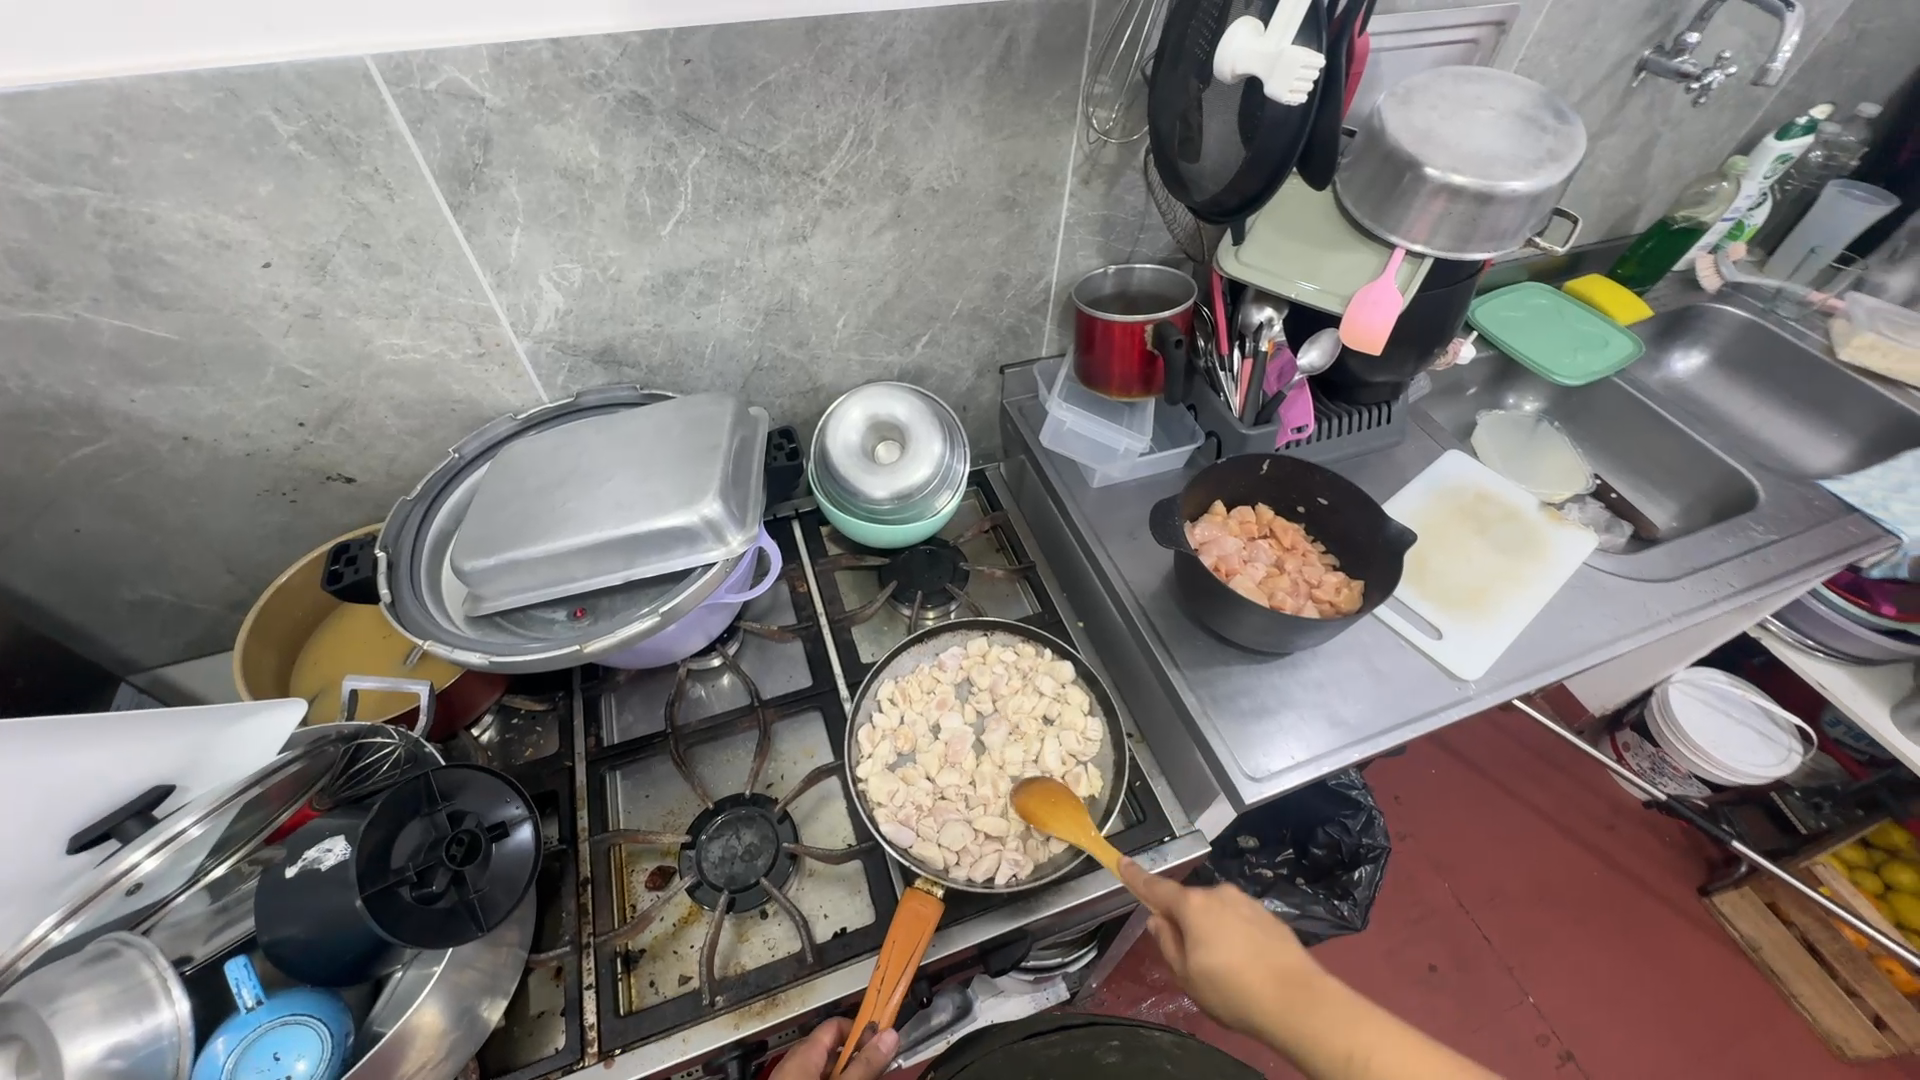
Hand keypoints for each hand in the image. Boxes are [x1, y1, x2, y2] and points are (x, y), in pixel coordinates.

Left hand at [767, 1017, 898, 1079]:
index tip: (881, 1044)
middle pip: (831, 1052)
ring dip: (846, 1077)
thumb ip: (865, 1065)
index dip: (860, 1032)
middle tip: (877, 1072)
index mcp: (802, 1055)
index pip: (835, 1026)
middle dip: (856, 1060)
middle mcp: (792, 1067)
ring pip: (823, 1073)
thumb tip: (888, 1038)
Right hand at [1120, 857, 1322, 1039]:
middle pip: (1189, 904)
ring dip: (1213, 930)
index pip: (1156, 888)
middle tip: (1193, 961)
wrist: (1299, 1002)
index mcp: (1192, 906)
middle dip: (1185, 923)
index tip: (1121, 861)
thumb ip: (1167, 943)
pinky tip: (1249, 966)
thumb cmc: (1233, 991)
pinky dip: (1236, 936)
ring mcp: (1246, 902)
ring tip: (1227, 970)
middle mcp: (1218, 894)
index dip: (1136, 877)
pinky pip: (1240, 921)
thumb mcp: (1187, 976)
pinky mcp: (1269, 916)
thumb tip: (1157, 920)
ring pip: (1216, 912)